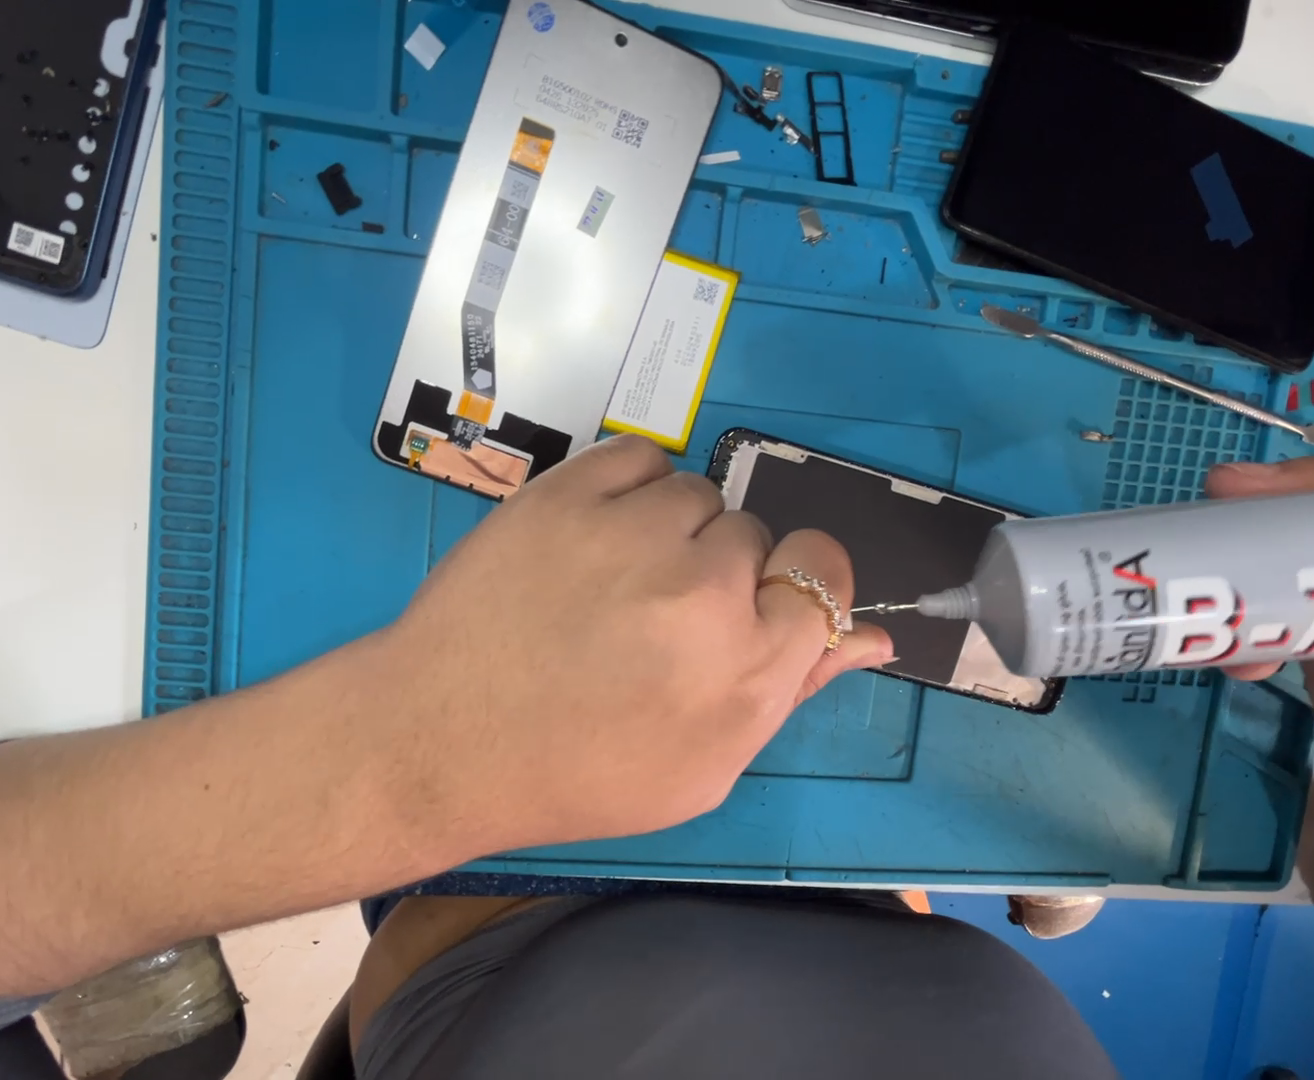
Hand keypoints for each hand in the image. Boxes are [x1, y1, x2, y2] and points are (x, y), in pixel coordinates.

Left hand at [354, 435, 892, 856]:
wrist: (443, 739)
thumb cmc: (579, 771)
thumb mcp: (705, 766)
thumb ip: (794, 690)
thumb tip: (871, 637)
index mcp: (746, 670)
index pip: (822, 574)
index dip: (792, 584)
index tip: (755, 600)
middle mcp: (701, 591)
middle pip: (754, 534)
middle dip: (720, 570)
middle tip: (656, 616)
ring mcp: (630, 533)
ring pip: (696, 495)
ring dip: (670, 530)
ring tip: (613, 580)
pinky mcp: (566, 492)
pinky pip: (640, 458)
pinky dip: (630, 488)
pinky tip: (596, 536)